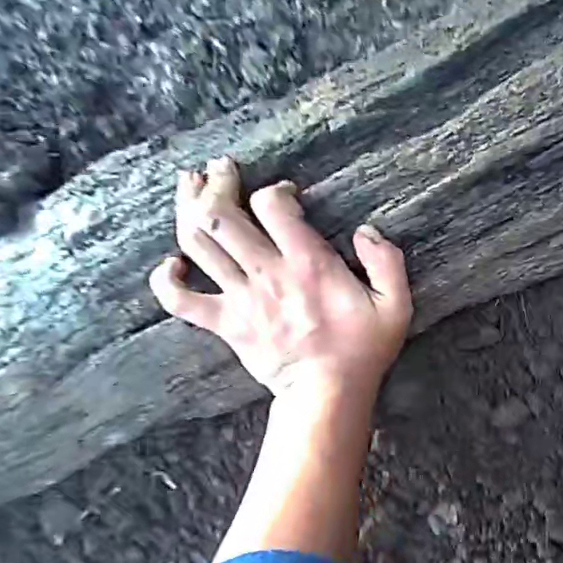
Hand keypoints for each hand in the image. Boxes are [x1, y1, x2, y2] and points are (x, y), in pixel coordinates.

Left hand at [150, 156, 412, 398]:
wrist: (328, 394)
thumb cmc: (362, 349)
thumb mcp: (396, 304)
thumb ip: (386, 261)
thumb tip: (365, 231)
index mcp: (308, 263)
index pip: (272, 205)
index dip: (275, 190)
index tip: (286, 195)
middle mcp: (267, 274)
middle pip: (222, 215)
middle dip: (217, 183)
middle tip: (220, 168)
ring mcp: (240, 299)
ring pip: (197, 244)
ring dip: (187, 210)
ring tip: (189, 187)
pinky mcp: (225, 323)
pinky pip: (180, 301)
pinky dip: (166, 280)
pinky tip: (171, 263)